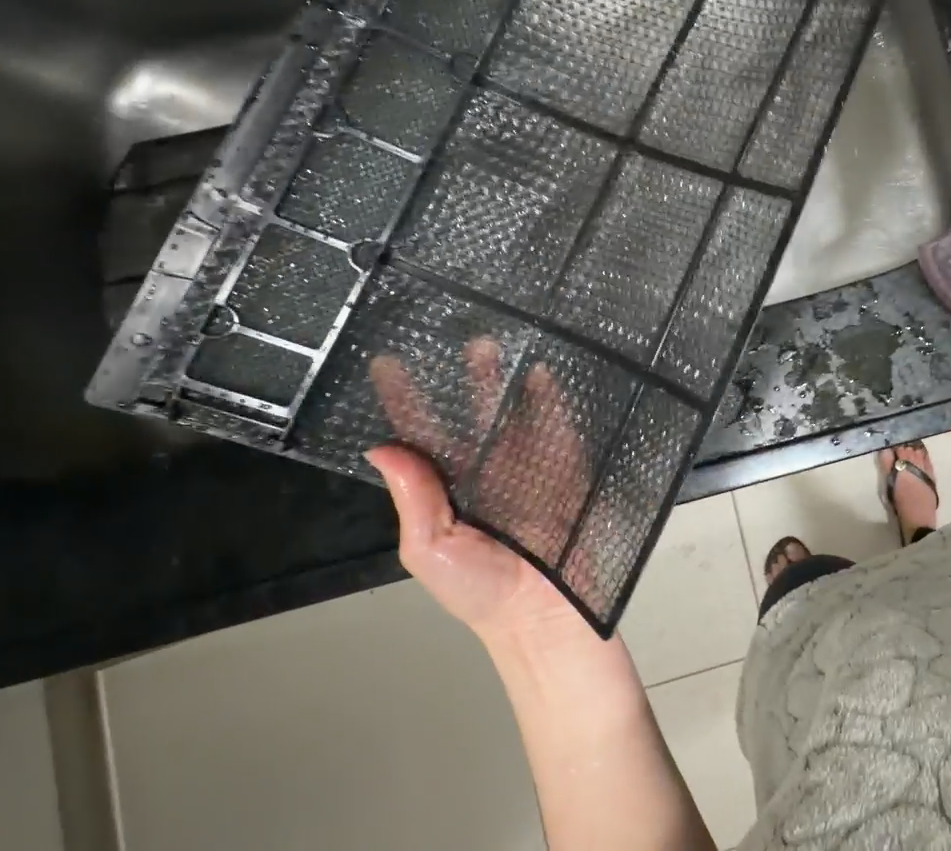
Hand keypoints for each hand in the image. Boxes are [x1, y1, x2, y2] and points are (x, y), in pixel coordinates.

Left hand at [366, 338, 592, 646]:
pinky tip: (545, 371)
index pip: (422, 439)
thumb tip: (383, 448)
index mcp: (448, 491)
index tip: (389, 365)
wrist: (548, 613)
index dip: (406, 403)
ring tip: (503, 341)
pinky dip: (554, 399)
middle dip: (468, 378)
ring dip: (509, 380)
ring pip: (517, 415)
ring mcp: (530, 470)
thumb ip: (416, 499)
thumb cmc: (481, 590)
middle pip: (475, 416)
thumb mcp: (431, 550)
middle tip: (462, 337)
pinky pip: (560, 429)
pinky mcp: (567, 471)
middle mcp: (488, 473)